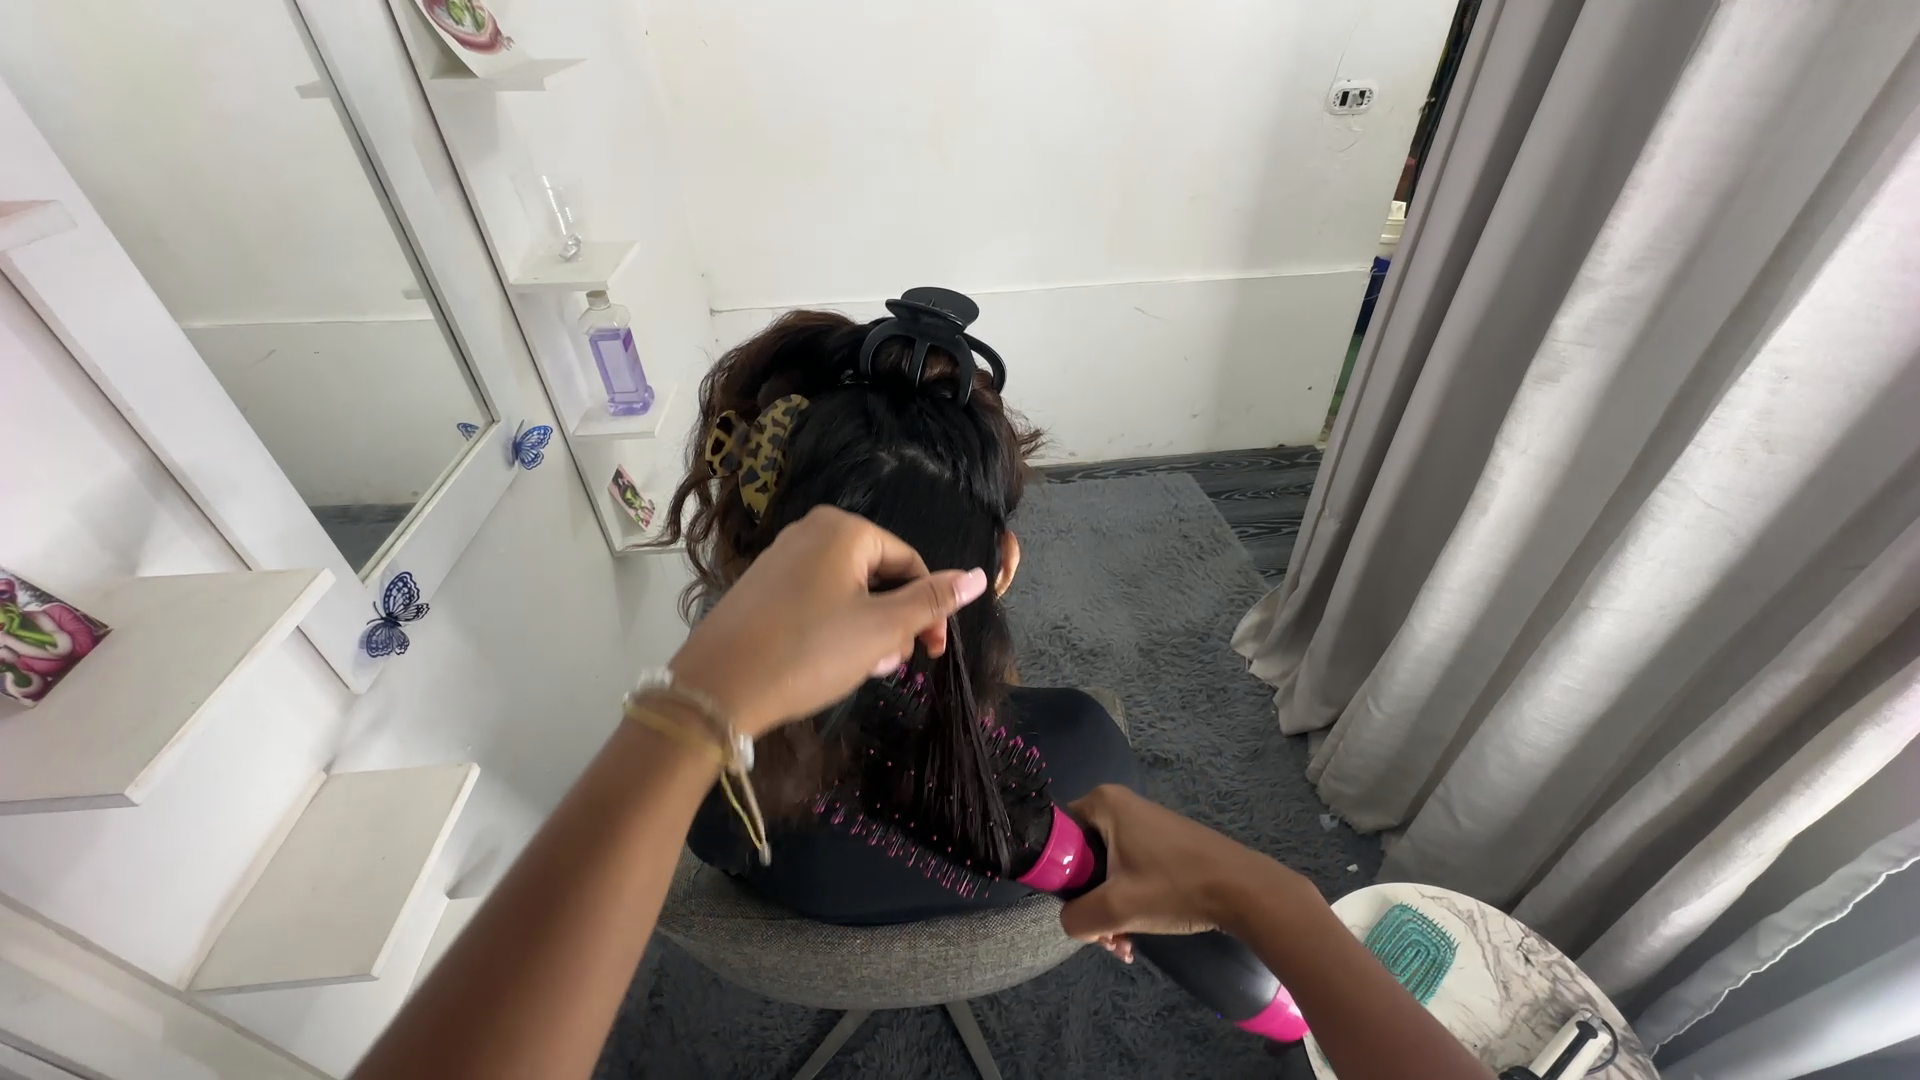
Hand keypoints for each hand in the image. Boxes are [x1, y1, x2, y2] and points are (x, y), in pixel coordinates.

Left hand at [669, 506, 988, 735]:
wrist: (715, 689)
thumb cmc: (808, 652)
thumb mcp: (881, 629)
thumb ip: (931, 600)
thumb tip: (979, 575)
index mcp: (845, 530)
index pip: (911, 563)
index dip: (930, 610)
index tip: (933, 654)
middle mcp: (812, 532)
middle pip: (879, 575)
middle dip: (896, 622)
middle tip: (892, 666)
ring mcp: (782, 558)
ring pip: (849, 591)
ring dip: (869, 630)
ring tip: (865, 669)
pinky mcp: (762, 587)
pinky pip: (817, 599)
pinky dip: (836, 627)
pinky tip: (832, 662)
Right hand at [1059, 785, 1310, 956]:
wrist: (1244, 890)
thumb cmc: (1175, 888)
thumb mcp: (1117, 907)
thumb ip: (1077, 918)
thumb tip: (1070, 921)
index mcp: (1102, 802)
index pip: (1058, 834)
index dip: (1060, 875)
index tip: (1077, 907)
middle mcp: (1120, 804)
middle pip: (1083, 856)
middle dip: (1090, 902)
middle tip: (1105, 935)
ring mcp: (1144, 822)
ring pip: (1107, 868)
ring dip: (1110, 909)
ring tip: (1125, 944)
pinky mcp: (1163, 841)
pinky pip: (1130, 868)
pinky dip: (1130, 899)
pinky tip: (1139, 933)